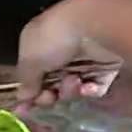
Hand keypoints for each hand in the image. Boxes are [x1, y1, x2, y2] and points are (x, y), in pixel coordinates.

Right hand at [12, 0, 131, 106]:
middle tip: (49, 98)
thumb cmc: (54, 38)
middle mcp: (61, 50)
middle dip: (47, 94)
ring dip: (68, 90)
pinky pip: (94, 87)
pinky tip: (86, 85)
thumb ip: (26, 83)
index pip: (31, 72)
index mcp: (38, 43)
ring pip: (71, 88)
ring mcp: (85, 59)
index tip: (24, 108)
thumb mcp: (29, 61)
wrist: (99, 23)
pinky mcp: (107, 66)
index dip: (28, 91)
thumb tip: (23, 98)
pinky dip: (89, 90)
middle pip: (51, 83)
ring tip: (72, 80)